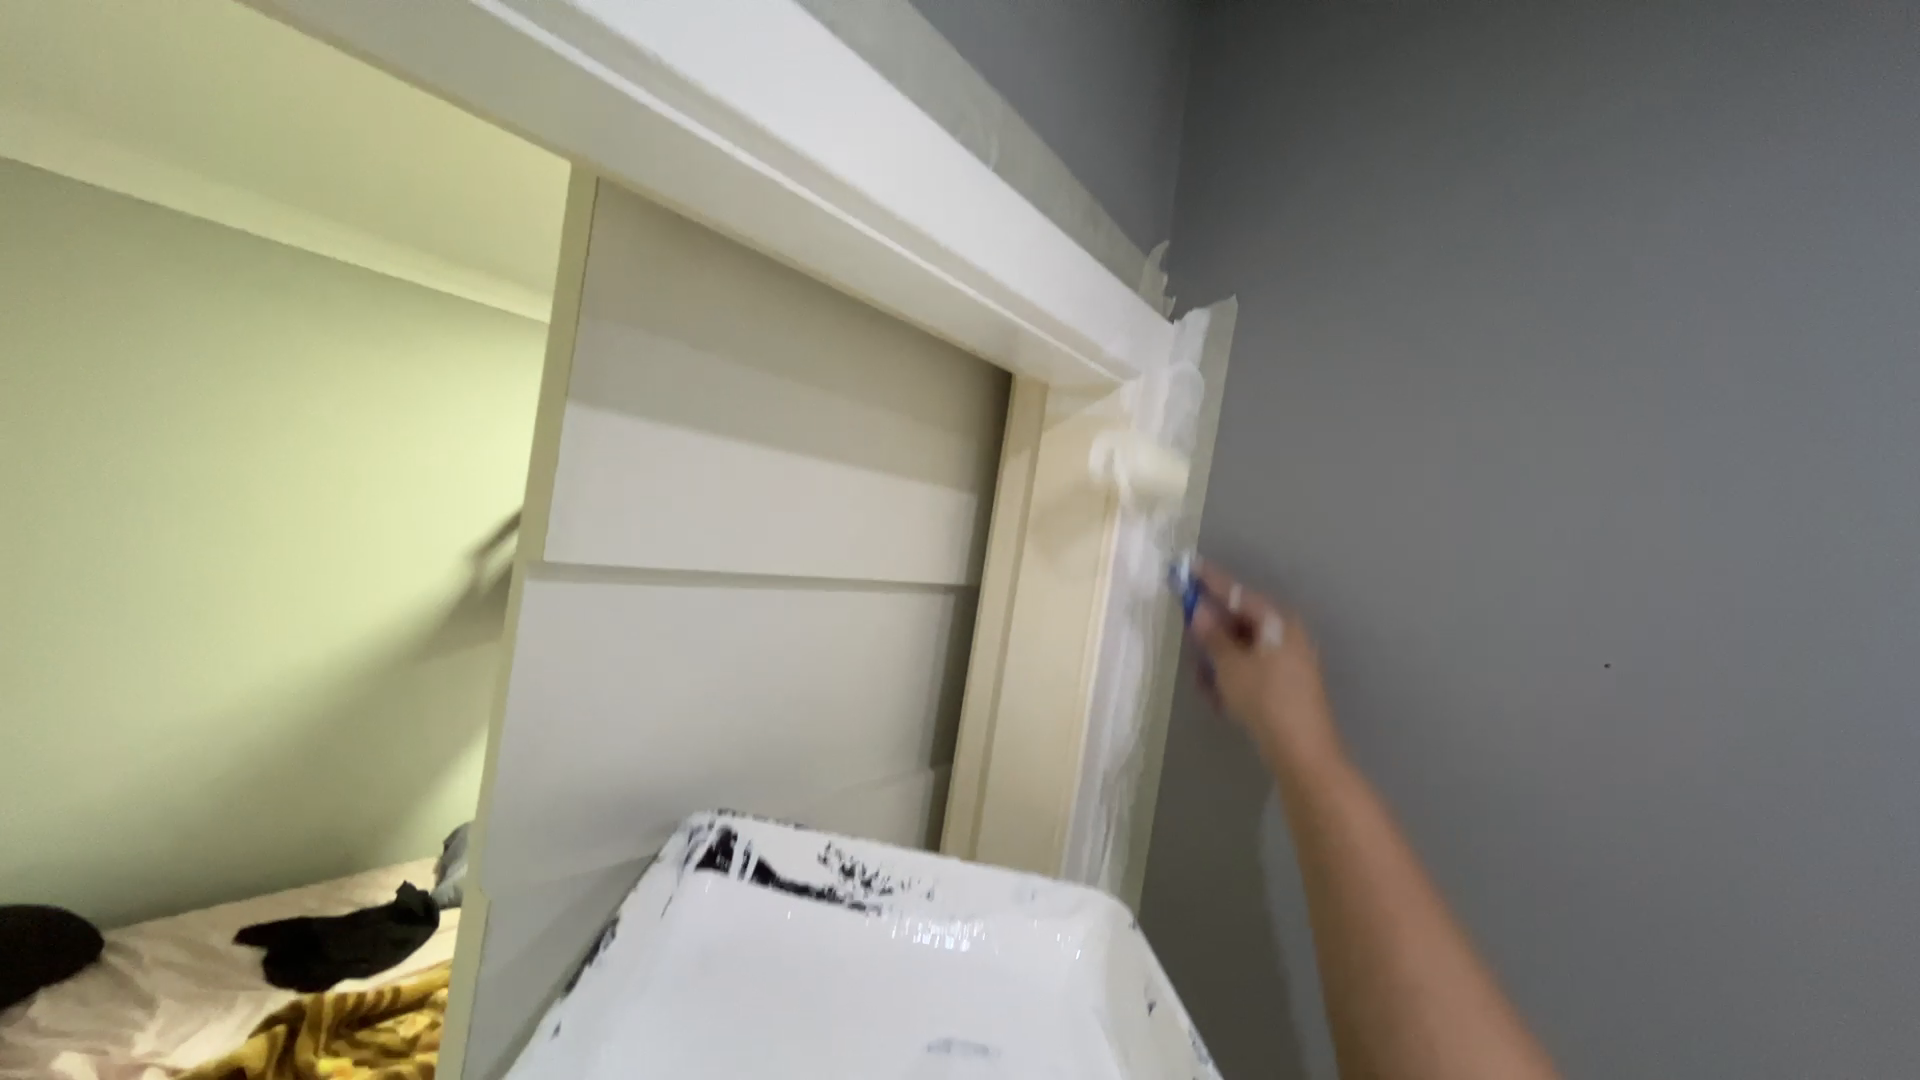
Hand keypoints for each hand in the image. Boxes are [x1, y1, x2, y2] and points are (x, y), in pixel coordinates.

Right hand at [1187, 559, 1342, 770]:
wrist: (1302, 751)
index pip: (1238, 594)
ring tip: (1204, 684)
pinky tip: (1219, 699)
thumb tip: (1199, 610)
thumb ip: (1212, 635)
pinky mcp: (1286, 685)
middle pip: (1239, 622)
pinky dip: (1232, 678)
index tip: (1189, 567)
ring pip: (1241, 650)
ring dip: (1218, 661)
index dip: (1211, 581)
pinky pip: (1250, 670)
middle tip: (1189, 640)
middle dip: (1211, 632)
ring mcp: (1289, 661)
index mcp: (1277, 622)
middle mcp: (1287, 635)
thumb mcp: (1229, 665)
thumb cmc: (1264, 699)